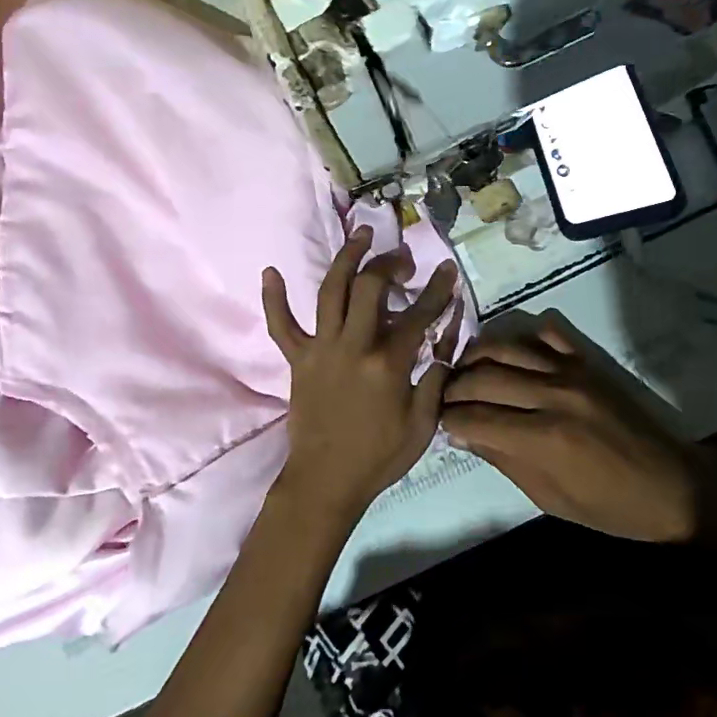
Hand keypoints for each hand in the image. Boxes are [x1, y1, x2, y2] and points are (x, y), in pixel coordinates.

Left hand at [263, 225, 458, 518]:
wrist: (326, 481)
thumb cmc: (379, 456)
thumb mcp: (422, 425)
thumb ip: (434, 383)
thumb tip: (441, 350)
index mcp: (388, 363)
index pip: (419, 315)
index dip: (437, 290)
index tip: (447, 270)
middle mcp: (354, 345)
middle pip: (371, 288)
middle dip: (389, 264)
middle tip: (403, 259)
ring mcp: (321, 349)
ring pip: (331, 291)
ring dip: (346, 259)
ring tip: (361, 235)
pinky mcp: (298, 359)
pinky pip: (281, 325)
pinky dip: (274, 299)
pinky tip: (270, 271)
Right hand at [441, 315, 713, 541]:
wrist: (670, 484)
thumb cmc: (608, 506)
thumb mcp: (549, 497)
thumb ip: (503, 458)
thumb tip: (460, 432)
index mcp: (544, 438)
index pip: (476, 417)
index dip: (448, 419)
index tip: (438, 422)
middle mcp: (553, 395)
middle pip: (484, 376)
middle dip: (454, 387)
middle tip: (443, 397)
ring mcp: (572, 371)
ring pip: (507, 347)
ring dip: (477, 356)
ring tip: (464, 370)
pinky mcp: (586, 360)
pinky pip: (545, 334)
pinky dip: (520, 338)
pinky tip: (507, 352)